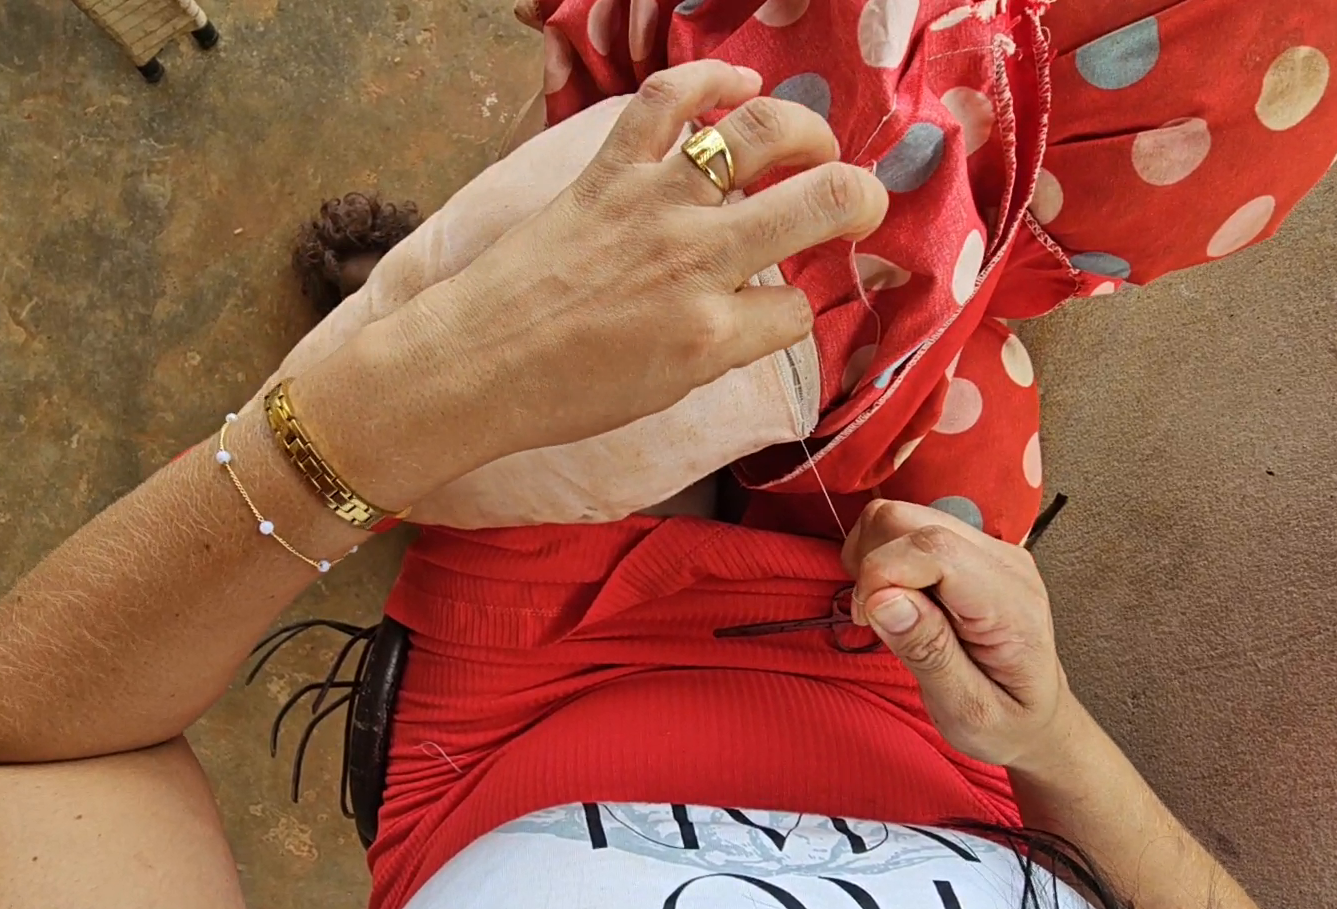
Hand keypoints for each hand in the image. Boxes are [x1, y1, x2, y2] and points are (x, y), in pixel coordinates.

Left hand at [292, 60, 887, 508]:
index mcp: (711, 336)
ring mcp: (652, 206)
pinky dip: (708, 81)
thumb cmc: (564, 399)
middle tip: (858, 206)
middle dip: (860, 203)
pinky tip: (736, 86)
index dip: (799, 312)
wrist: (476, 367)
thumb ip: (722, 346)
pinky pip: (667, 101)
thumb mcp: (662, 393)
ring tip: (813, 144)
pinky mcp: (607, 171)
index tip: (784, 310)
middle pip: (818, 205)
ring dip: (804, 131)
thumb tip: (759, 305)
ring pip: (757, 134)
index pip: (796, 311)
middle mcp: (696, 262)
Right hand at [841, 500, 1076, 769]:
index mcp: (1010, 602)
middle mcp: (1001, 560)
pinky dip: (878, 556)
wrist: (1037, 718)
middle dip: (869, 563)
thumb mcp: (968, 711)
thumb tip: (882, 599)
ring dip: (870, 558)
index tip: (868, 619)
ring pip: (898, 516)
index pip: (932, 548)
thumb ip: (928, 653)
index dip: (880, 574)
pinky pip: (902, 528)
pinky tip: (892, 597)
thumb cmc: (1005, 722)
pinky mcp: (964, 547)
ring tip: (883, 609)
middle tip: (872, 617)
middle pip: (906, 521)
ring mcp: (984, 548)